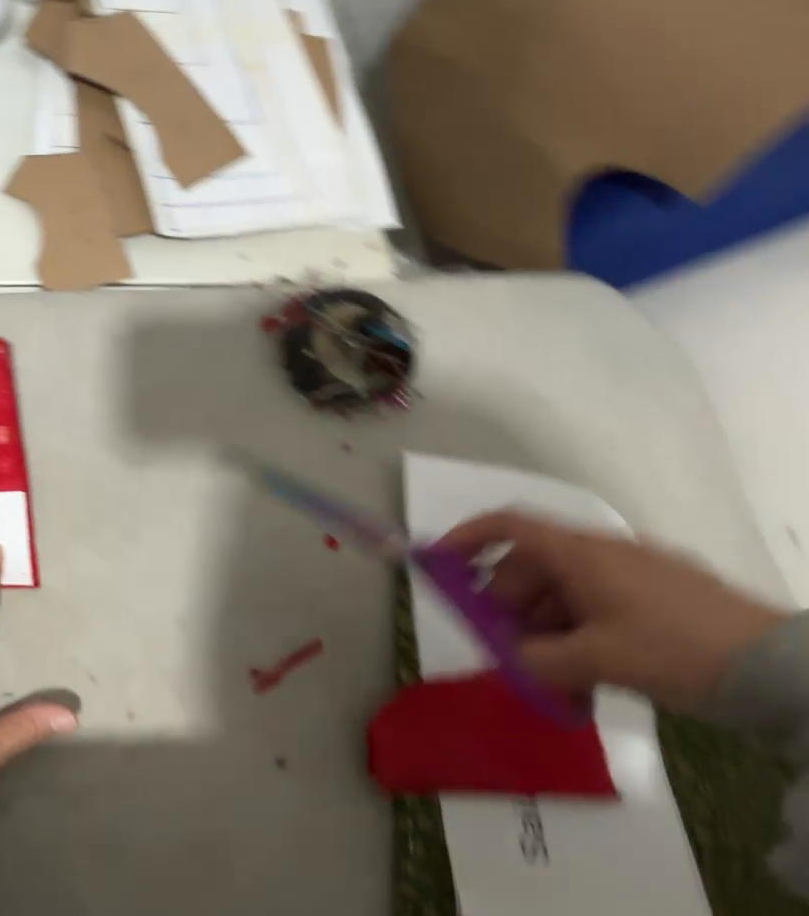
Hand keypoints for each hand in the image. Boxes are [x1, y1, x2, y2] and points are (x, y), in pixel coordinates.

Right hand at [438, 511, 788, 711]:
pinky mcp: (664, 605)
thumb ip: (535, 660)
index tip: (437, 566)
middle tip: (504, 652)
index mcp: (582, 554)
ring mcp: (637, 580)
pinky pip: (599, 614)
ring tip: (553, 685)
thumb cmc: (679, 649)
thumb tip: (506, 660)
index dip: (464, 539)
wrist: (793, 676)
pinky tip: (586, 685)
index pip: (507, 526)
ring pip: (564, 599)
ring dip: (546, 638)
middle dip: (508, 612)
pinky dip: (581, 643)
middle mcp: (604, 556)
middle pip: (530, 571)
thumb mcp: (598, 660)